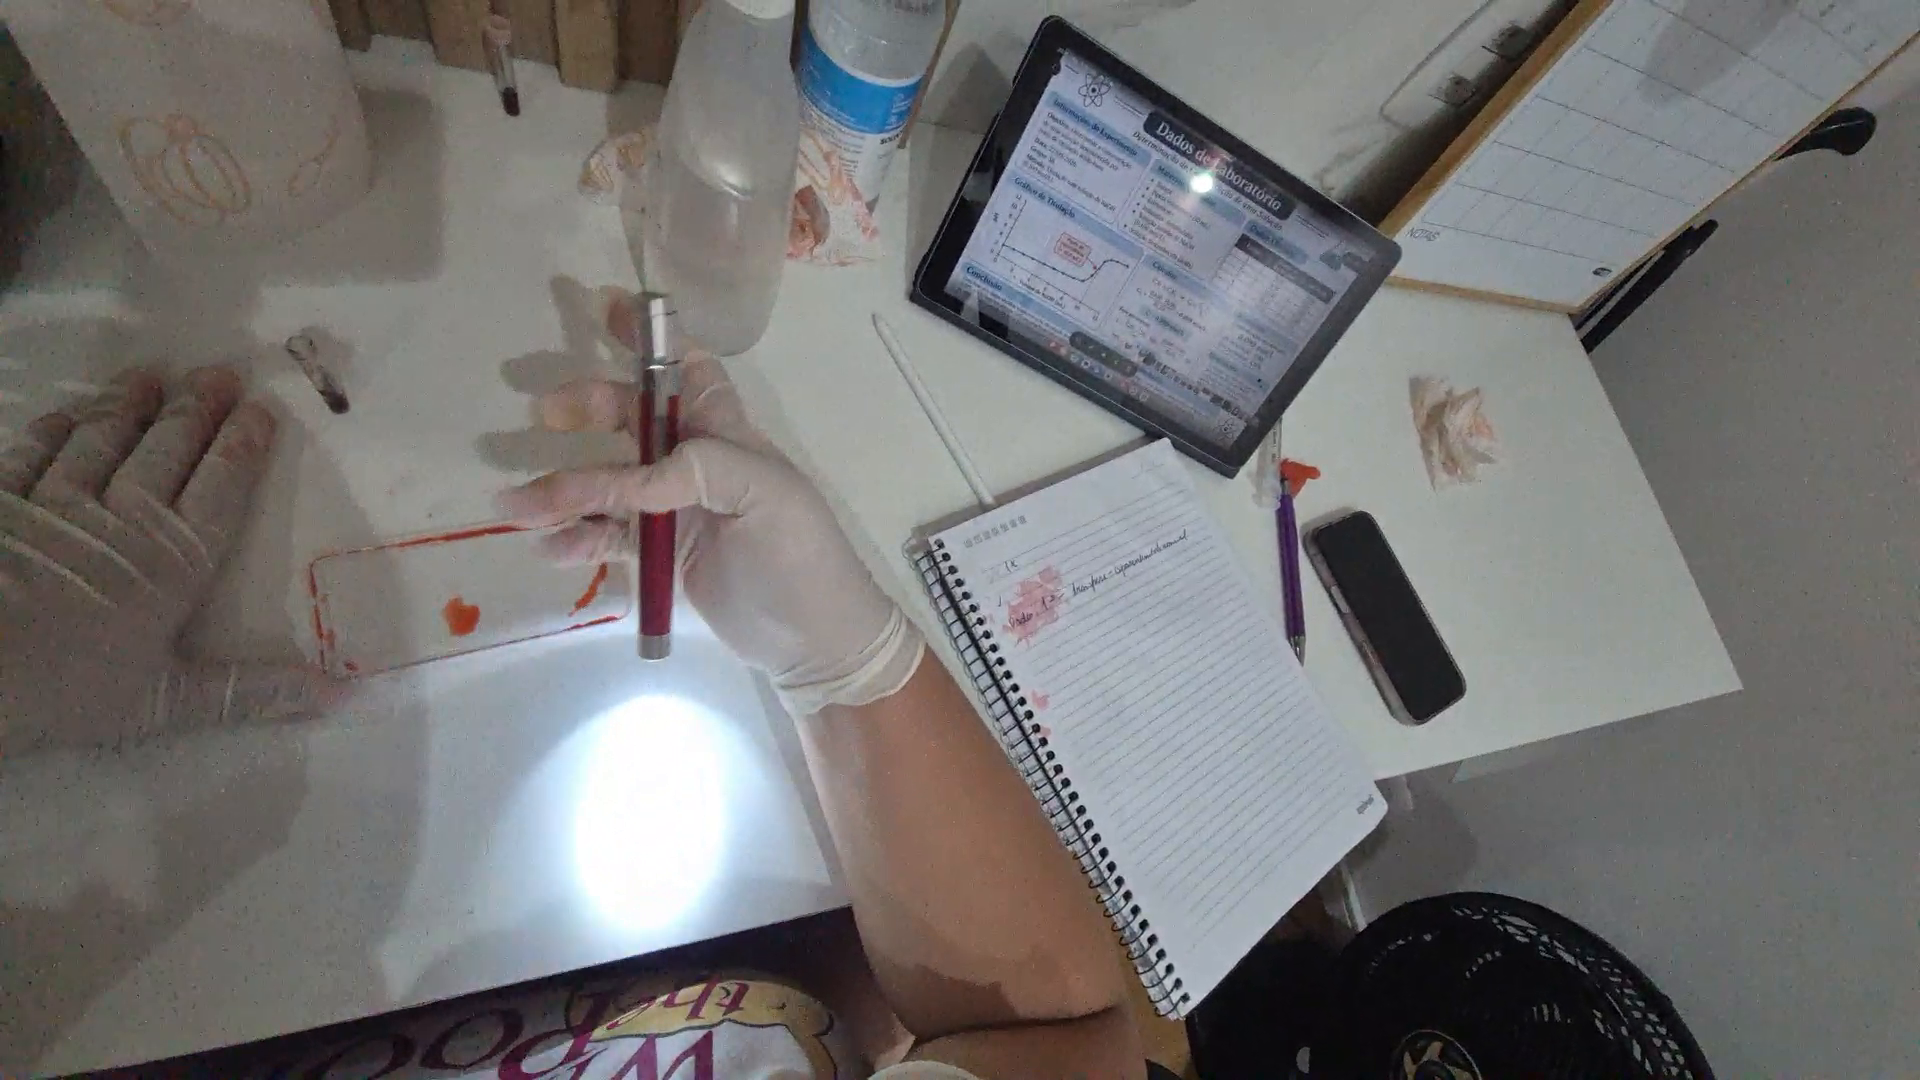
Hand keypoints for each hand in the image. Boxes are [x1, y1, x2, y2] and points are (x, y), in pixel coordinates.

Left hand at [0, 368, 340, 755]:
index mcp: (171, 562)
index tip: (263, 410)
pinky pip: (23, 457)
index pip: (219, 490)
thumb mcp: (163, 704)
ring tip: (152, 374)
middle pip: (164, 454)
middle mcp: (118, 523)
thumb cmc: (54, 691)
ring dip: (128, 407)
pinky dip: (50, 430)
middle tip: (217, 371)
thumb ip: (252, 692)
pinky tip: (68, 412)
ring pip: (98, 445)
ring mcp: (46, 511)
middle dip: (194, 411)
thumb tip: (343, 695)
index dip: (242, 447)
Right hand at [497, 356, 922, 714]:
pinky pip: (608, 536)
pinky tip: (555, 550)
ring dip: (564, 490)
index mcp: (731, 437)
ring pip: (608, 483)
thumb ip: (702, 467)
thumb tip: (631, 477)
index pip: (692, 374)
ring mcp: (678, 511)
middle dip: (590, 409)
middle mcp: (699, 465)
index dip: (652, 342)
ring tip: (521, 508)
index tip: (606, 310)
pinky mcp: (664, 554)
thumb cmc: (801, 558)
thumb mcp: (767, 496)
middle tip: (546, 417)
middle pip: (633, 420)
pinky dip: (577, 539)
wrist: (812, 639)